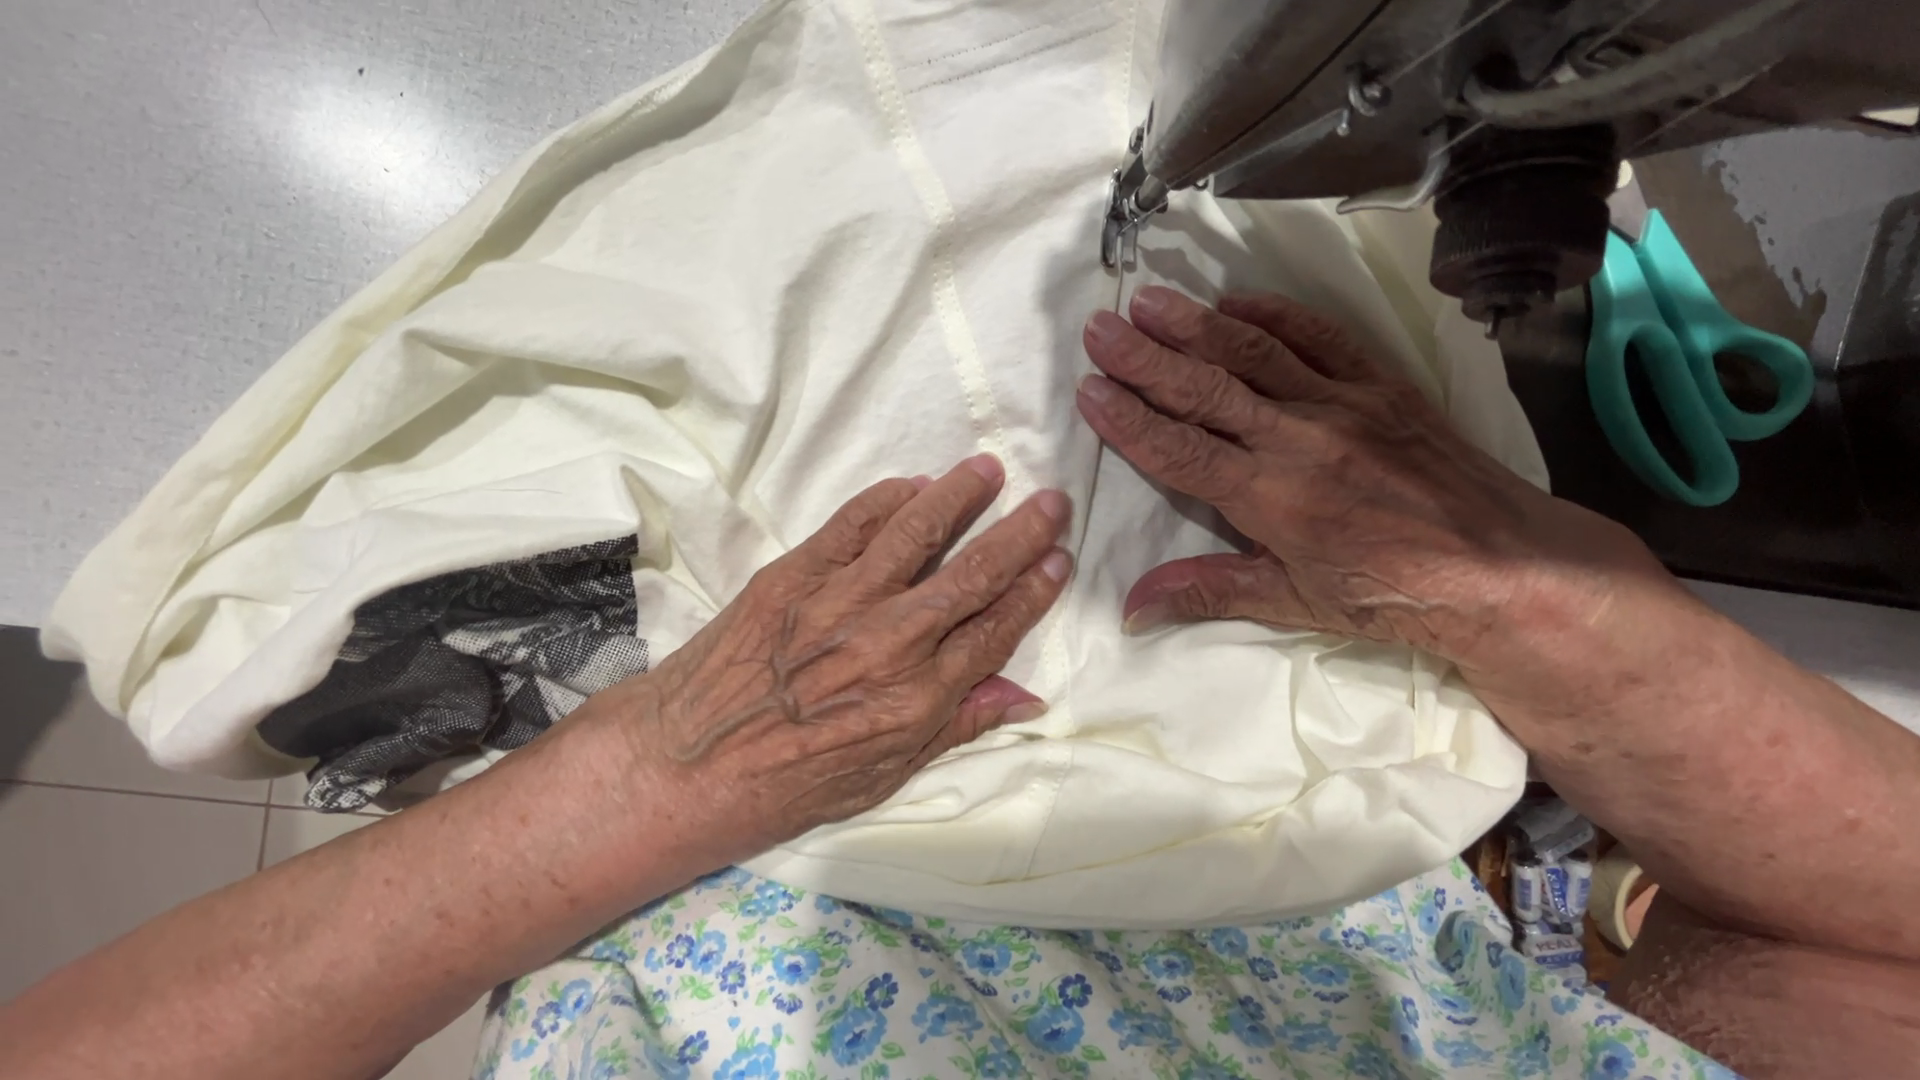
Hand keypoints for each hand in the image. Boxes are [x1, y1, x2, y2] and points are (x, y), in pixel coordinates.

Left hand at [593, 455, 1070, 865]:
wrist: (687, 764)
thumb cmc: (789, 783)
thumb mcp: (883, 778)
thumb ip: (956, 729)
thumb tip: (1026, 698)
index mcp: (916, 700)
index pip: (993, 631)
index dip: (1033, 592)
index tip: (1059, 559)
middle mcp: (887, 644)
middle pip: (969, 577)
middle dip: (1018, 535)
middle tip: (1052, 500)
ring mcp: (838, 604)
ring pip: (915, 536)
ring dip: (958, 498)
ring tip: (988, 469)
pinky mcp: (793, 576)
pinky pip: (851, 525)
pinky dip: (886, 500)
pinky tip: (913, 484)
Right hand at [1075, 285, 1656, 673]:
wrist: (1506, 567)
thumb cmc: (1392, 595)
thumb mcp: (1295, 604)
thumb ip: (1208, 593)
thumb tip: (1129, 609)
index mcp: (1272, 499)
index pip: (1181, 452)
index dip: (1129, 421)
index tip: (1089, 390)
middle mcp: (1299, 440)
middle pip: (1207, 391)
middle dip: (1145, 358)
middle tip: (1098, 327)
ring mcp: (1343, 405)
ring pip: (1255, 354)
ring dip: (1197, 324)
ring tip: (1149, 300)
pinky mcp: (1381, 385)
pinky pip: (1322, 337)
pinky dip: (1277, 314)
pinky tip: (1236, 299)